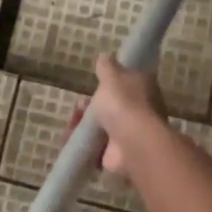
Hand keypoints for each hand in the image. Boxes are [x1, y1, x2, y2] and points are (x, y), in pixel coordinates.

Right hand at [71, 54, 165, 177]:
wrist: (132, 143)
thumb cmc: (123, 103)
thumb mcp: (111, 76)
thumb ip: (106, 67)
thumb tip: (105, 57)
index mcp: (142, 89)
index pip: (125, 83)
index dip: (107, 83)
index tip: (94, 84)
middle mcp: (138, 111)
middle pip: (108, 106)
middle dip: (88, 106)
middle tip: (78, 107)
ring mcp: (127, 134)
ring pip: (99, 127)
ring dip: (81, 125)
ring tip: (71, 125)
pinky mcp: (116, 154)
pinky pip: (94, 147)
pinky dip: (81, 144)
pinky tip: (69, 139)